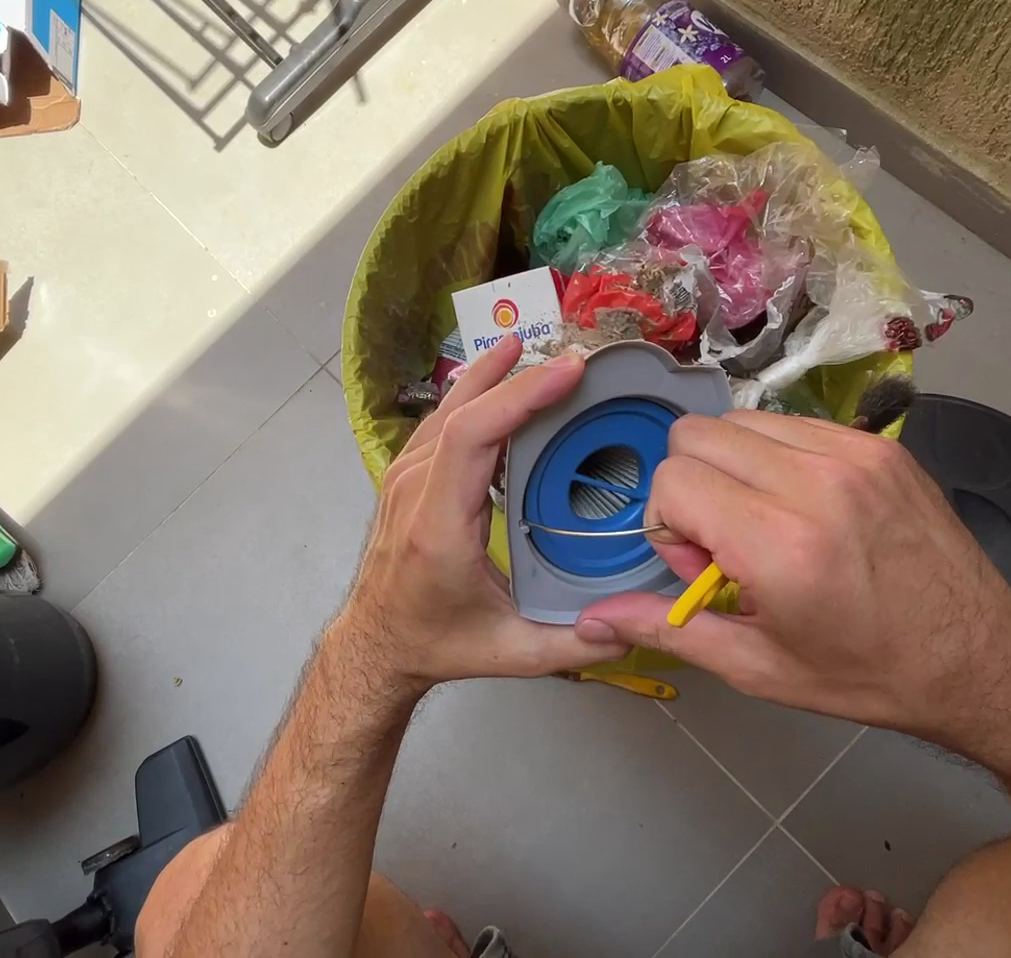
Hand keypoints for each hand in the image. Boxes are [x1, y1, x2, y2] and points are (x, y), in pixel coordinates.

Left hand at [331, 336, 629, 692]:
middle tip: (574, 362)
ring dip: (497, 378)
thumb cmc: (437, 643)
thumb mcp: (512, 654)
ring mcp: (402, 476)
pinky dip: (476, 394)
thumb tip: (635, 622)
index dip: (519, 396)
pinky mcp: (405, 473)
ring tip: (541, 355)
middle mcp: (413, 490)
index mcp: (438, 525)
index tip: (567, 372)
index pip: (471, 436)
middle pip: (464, 412)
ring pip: (450, 408)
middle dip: (521, 379)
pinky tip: (500, 378)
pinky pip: (442, 420)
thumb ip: (575, 644)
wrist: (376, 642)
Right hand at [574, 410, 1010, 752]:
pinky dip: (771, 455)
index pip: (672, 480)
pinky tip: (801, 504)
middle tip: (729, 540)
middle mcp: (813, 484)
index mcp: (779, 545)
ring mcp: (851, 454)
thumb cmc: (863, 673)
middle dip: (690, 486)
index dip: (669, 524)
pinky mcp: (876, 443)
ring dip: (729, 465)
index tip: (705, 565)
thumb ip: (664, 628)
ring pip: (734, 420)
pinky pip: (784, 422)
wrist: (983, 660)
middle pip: (692, 436)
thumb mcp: (755, 666)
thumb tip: (588, 621)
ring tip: (766, 519)